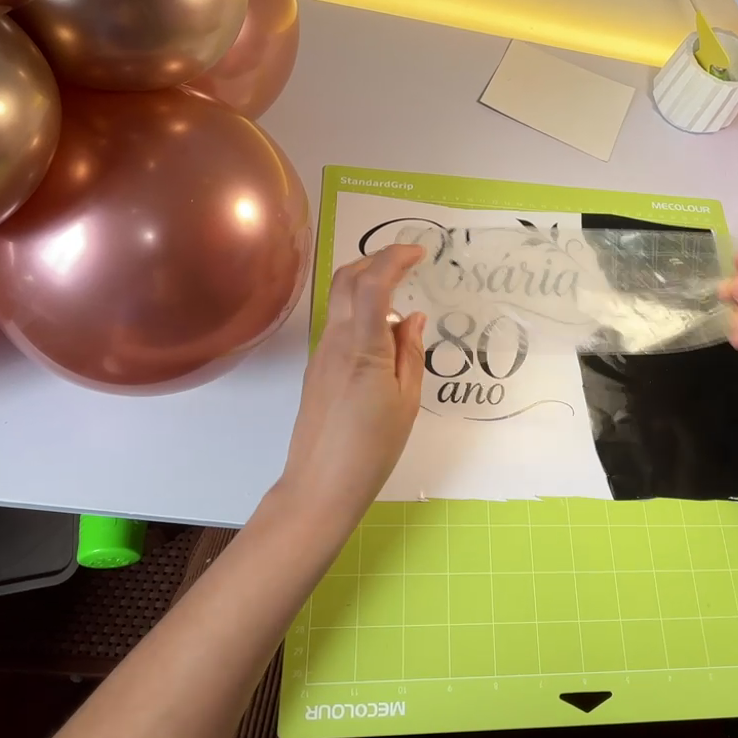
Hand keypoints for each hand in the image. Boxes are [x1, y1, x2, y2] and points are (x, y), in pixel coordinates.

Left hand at [280, 244, 427, 528]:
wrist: (320, 486)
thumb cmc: (372, 448)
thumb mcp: (406, 401)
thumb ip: (410, 353)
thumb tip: (413, 317)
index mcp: (364, 347)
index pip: (373, 283)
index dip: (395, 257)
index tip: (420, 252)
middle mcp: (337, 340)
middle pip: (347, 278)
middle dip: (377, 259)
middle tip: (408, 262)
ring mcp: (322, 353)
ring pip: (341, 299)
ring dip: (368, 283)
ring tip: (401, 296)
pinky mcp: (317, 367)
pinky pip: (340, 324)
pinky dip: (361, 311)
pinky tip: (383, 333)